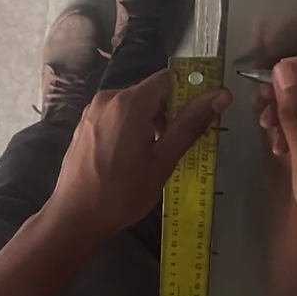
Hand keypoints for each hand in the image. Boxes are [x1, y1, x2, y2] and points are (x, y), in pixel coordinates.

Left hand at [46, 70, 231, 239]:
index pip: (168, 79)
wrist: (75, 216)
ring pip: (134, 105)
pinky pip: (117, 116)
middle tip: (179, 144)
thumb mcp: (163, 160)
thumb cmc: (121, 193)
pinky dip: (132, 128)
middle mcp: (108, 98)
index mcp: (129, 102)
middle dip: (171, 112)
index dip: (190, 92)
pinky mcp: (85, 125)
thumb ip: (191, 124)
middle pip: (151, 92)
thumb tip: (221, 95)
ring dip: (152, 122)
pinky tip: (134, 156)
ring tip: (156, 155)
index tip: (202, 114)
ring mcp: (92, 111)